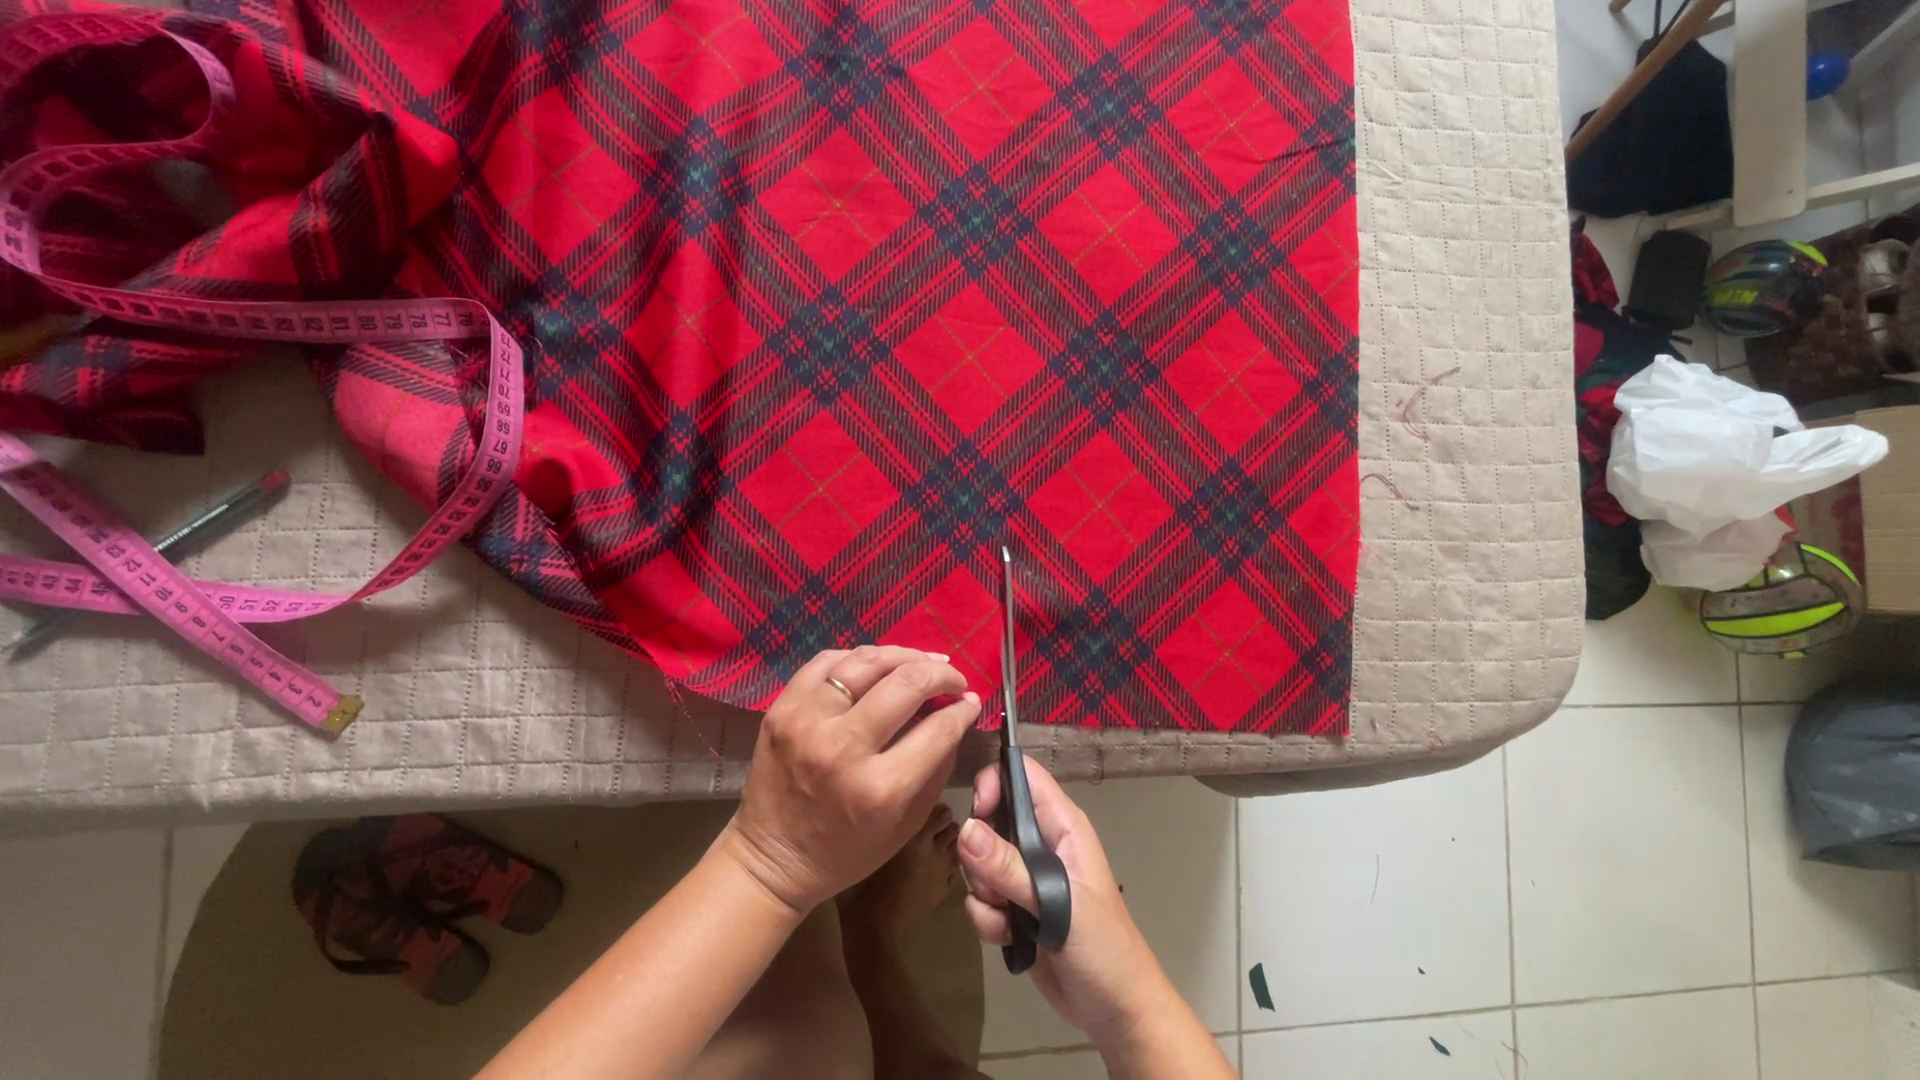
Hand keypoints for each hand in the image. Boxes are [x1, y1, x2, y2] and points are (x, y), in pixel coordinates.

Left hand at [719, 646, 981, 914]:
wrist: (771, 859)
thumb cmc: (846, 852)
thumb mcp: (907, 823)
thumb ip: (937, 766)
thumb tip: (957, 716)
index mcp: (879, 788)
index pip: (938, 728)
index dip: (964, 710)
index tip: (971, 703)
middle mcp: (842, 748)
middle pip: (906, 684)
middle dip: (942, 675)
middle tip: (954, 679)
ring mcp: (806, 722)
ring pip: (865, 662)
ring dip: (904, 655)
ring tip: (923, 661)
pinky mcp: (782, 709)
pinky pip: (826, 662)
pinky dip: (858, 658)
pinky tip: (877, 666)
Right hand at [957, 757, 1172, 1043]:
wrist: (1115, 1010)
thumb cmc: (1102, 946)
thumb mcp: (1057, 903)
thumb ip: (1010, 867)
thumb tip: (965, 829)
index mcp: (1062, 827)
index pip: (1023, 776)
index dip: (994, 783)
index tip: (978, 813)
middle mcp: (1041, 845)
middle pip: (990, 819)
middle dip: (980, 852)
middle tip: (995, 882)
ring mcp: (1026, 878)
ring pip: (979, 863)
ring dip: (984, 893)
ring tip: (1009, 917)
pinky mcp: (1014, 910)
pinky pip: (981, 900)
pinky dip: (986, 920)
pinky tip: (1008, 938)